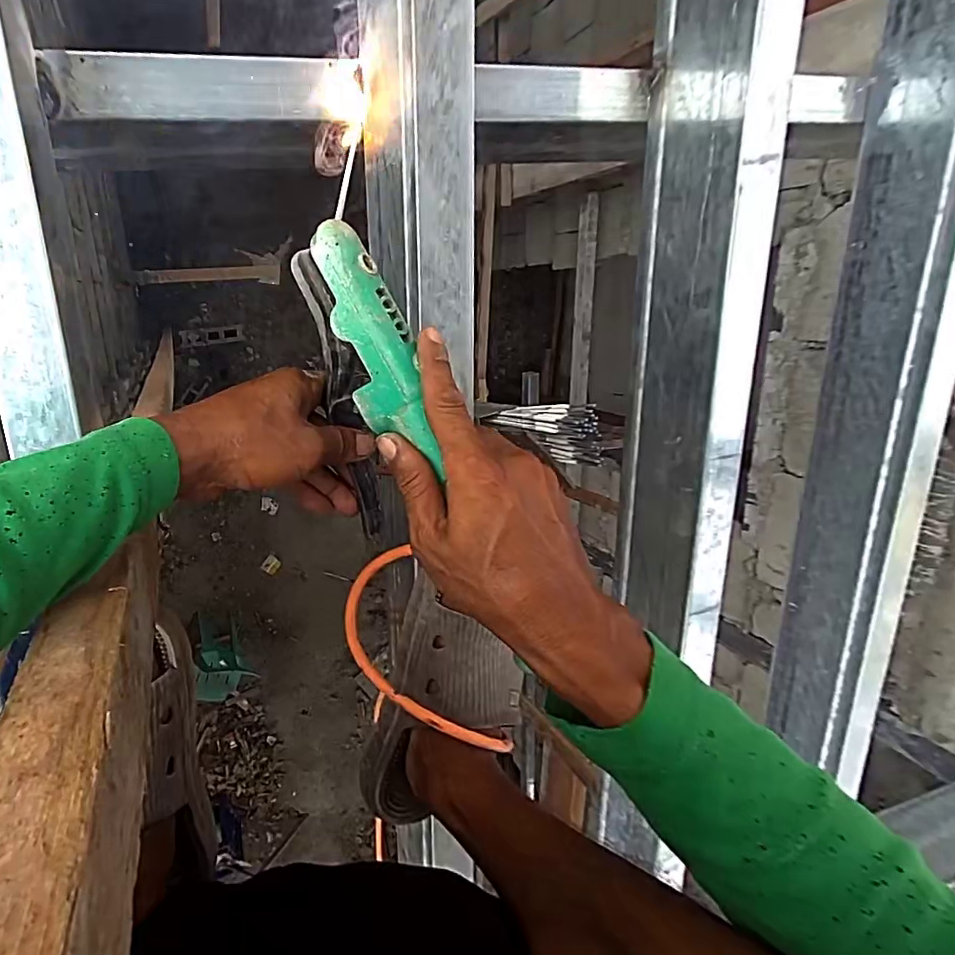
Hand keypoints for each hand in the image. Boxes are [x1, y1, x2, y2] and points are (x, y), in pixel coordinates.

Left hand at [154, 367, 375, 514]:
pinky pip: (285, 467)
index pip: (340, 399)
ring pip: (305, 453)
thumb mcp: (307, 446)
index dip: (360, 423)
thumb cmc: (245, 440)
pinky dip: (303, 484)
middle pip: (324, 430)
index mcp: (297, 386)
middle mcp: (282, 403)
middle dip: (344, 461)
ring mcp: (265, 429)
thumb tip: (364, 442)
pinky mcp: (252, 452)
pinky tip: (322, 505)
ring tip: (348, 505)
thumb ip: (339, 445)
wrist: (192, 458)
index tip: (377, 445)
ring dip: (326, 480)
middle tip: (364, 484)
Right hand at [379, 327, 651, 726]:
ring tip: (460, 521)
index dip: (433, 370)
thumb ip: (414, 485)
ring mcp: (532, 472)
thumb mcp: (433, 540)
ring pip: (483, 454)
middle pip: (460, 435)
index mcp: (475, 472)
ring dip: (463, 473)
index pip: (447, 408)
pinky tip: (485, 524)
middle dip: (437, 451)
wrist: (559, 613)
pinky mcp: (546, 485)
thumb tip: (395, 446)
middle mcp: (508, 462)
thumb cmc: (494, 585)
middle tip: (421, 483)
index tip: (428, 341)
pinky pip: (505, 470)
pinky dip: (487, 484)